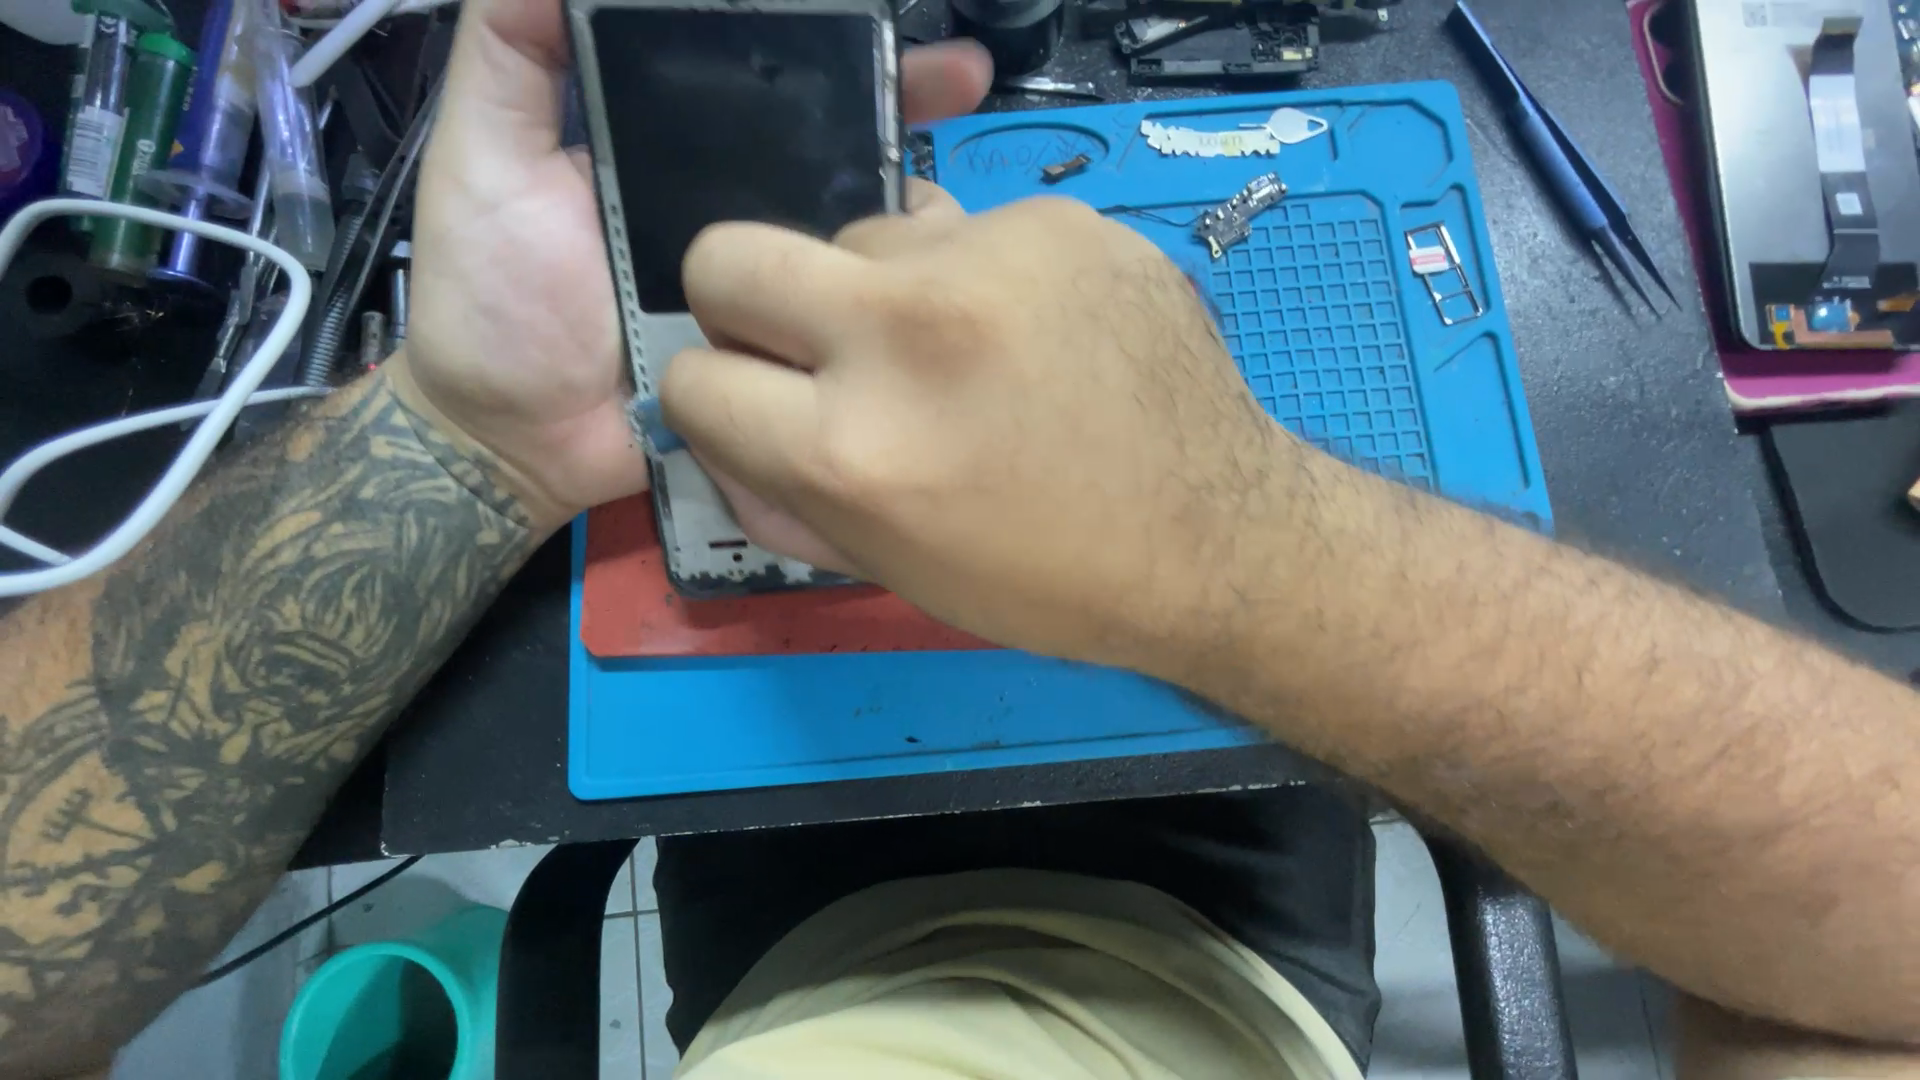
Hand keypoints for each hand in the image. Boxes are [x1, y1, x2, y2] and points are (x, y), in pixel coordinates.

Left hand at [394, 0, 993, 528]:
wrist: (521, 440)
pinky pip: (836, 311)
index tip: (880, 22)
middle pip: (822, 148)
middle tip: (965, 78)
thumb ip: (512, 63)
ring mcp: (763, 287)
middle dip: (894, 104)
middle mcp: (731, 210)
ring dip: (907, 197)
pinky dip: (884, 287)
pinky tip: (939, 263)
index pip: (757, 84)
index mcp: (672, 152)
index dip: (821, 48)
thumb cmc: (492, 299)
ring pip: (844, 229)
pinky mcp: (779, 351)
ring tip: (964, 174)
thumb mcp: (485, 163)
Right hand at [662, 195, 1290, 670]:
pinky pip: (958, 229)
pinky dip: (968, 279)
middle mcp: (905, 333)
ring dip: (878, 296)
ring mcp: (990, 259)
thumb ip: (785, 500)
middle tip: (818, 355)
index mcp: (854, 451)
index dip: (718, 404)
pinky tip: (1033, 335)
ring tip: (966, 359)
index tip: (763, 412)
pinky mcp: (1059, 219)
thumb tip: (722, 434)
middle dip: (746, 310)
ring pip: (855, 235)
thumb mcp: (896, 570)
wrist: (1216, 540)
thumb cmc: (1048, 583)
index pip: (691, 382)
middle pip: (727, 257)